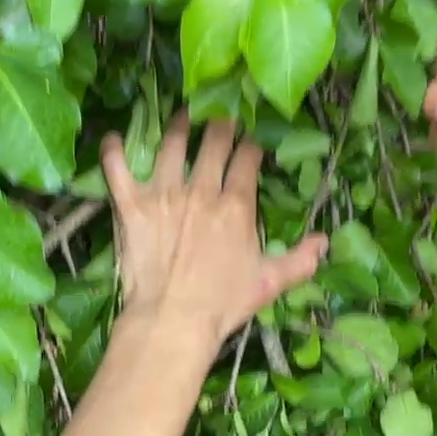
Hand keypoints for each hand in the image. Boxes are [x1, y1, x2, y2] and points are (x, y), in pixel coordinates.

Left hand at [100, 113, 326, 346]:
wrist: (173, 320)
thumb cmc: (222, 305)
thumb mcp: (268, 283)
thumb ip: (299, 260)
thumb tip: (325, 242)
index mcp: (236, 205)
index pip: (247, 158)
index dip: (251, 144)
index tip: (250, 138)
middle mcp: (201, 190)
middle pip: (213, 141)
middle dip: (220, 123)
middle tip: (218, 115)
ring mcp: (164, 194)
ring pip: (171, 144)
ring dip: (177, 126)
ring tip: (180, 116)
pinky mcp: (131, 206)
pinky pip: (117, 169)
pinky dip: (112, 151)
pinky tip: (111, 138)